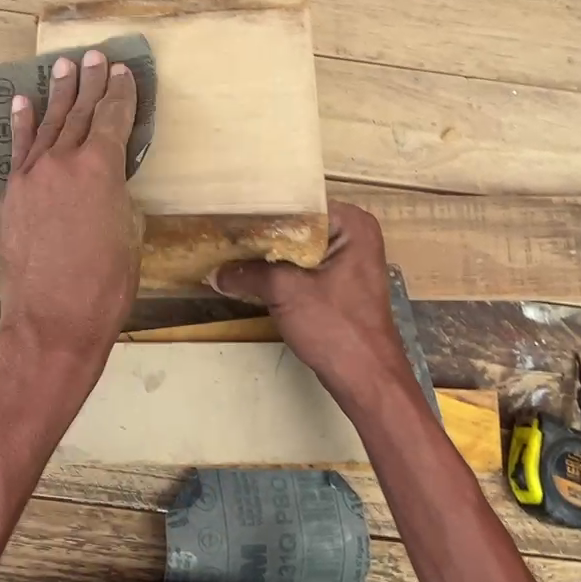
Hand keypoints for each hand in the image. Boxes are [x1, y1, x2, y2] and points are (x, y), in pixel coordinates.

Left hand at [0, 49, 142, 361]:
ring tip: (64, 67)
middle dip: (90, 84)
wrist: (51, 321)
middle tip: (95, 56)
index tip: (124, 71)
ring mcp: (31, 177)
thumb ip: (119, 198)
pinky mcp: (12, 196)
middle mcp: (62, 163)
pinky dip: (23, 125)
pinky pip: (19, 151)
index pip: (113, 119)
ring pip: (49, 126)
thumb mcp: (129, 236)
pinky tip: (24, 102)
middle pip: (80, 114)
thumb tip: (109, 184)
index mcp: (101, 170)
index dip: (121, 94)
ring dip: (58, 95)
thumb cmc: (105, 287)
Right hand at [209, 203, 411, 392]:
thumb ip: (248, 273)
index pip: (298, 203)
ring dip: (266, 253)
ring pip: (295, 247)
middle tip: (220, 229)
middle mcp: (353, 235)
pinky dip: (276, 270)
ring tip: (227, 248)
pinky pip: (300, 266)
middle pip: (296, 224)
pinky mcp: (336, 283)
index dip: (262, 209)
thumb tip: (215, 271)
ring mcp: (346, 260)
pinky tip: (246, 272)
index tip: (227, 211)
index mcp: (351, 224)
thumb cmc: (336, 328)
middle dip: (260, 232)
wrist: (365, 378)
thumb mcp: (285, 292)